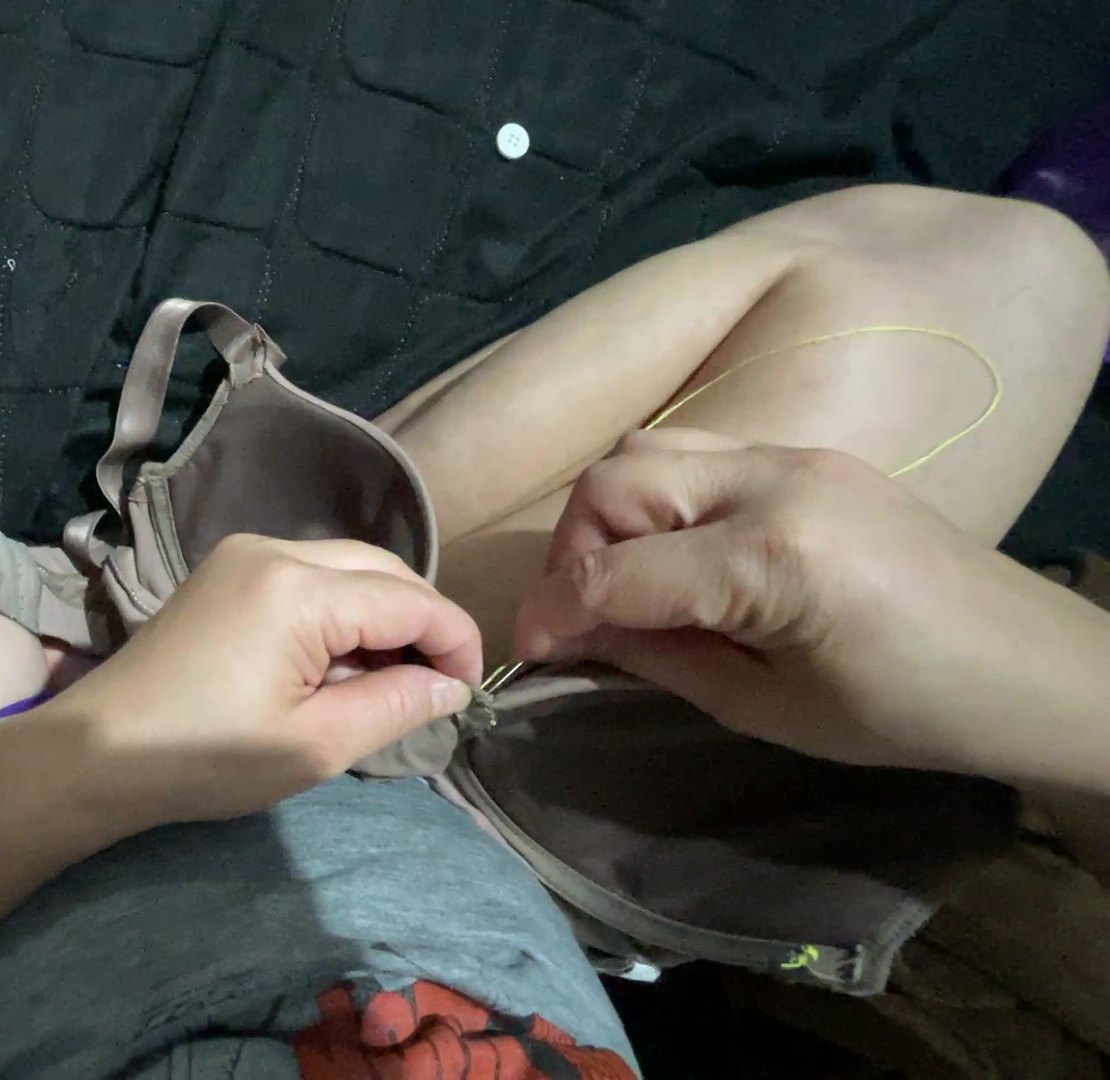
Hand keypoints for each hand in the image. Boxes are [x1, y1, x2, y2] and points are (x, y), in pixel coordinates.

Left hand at [33, 534, 482, 828]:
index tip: (466, 694)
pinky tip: (329, 659)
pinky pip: (304, 574)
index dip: (455, 642)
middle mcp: (272, 548)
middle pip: (380, 569)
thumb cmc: (204, 758)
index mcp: (298, 588)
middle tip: (426, 688)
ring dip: (377, 614)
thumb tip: (448, 683)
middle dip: (418, 622)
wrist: (99, 749)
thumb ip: (395, 704)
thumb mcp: (313, 744)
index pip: (411, 598)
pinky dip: (335, 609)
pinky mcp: (222, 569)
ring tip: (378, 680)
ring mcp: (241, 552)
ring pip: (344, 566)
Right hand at [513, 429, 1109, 785]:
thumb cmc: (907, 713)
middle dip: (572, 551)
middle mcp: (774, 482)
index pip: (613, 573)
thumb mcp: (758, 707)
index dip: (550, 612)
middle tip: (585, 609)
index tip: (529, 649)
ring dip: (606, 514)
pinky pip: (686, 449)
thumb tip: (568, 632)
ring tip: (624, 571)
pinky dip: (649, 492)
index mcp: (773, 558)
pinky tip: (669, 541)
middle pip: (611, 484)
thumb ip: (649, 655)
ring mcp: (791, 456)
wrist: (1049, 674)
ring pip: (639, 451)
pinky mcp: (801, 454)